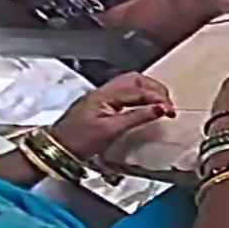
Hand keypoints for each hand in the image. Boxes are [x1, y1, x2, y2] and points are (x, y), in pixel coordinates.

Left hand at [49, 73, 175, 159]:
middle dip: (155, 89)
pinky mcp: (104, 104)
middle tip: (167, 105)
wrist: (57, 148)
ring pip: (131, 84)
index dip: (158, 98)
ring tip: (161, 105)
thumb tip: (162, 108)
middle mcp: (104, 91)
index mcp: (104, 95)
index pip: (138, 90)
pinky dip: (141, 97)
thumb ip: (138, 117)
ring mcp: (103, 96)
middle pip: (135, 79)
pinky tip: (148, 107)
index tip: (171, 112)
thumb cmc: (82, 140)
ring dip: (149, 92)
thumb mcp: (112, 130)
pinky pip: (127, 93)